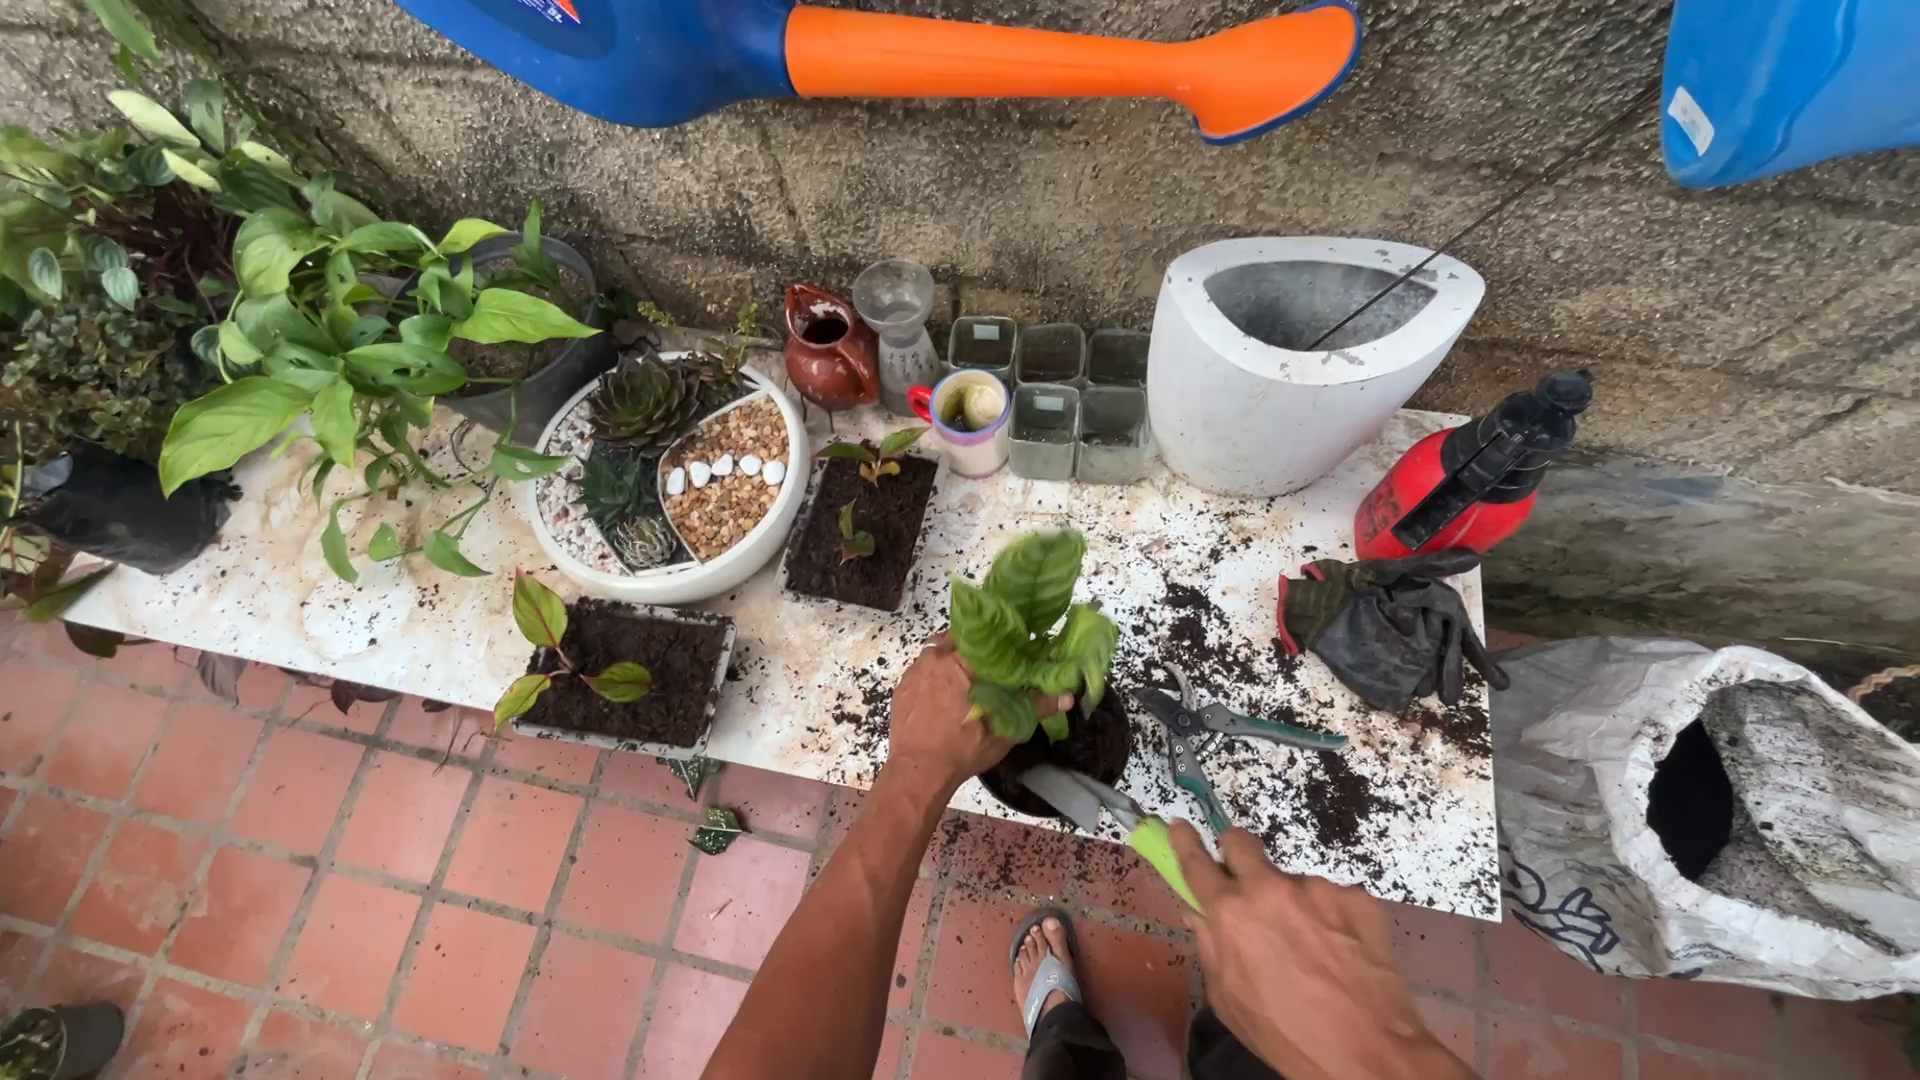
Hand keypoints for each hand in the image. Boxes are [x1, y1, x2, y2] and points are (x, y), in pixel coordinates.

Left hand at [884, 634, 1068, 797]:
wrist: (918, 771)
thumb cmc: (964, 748)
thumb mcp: (1006, 729)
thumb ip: (1035, 707)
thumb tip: (1067, 696)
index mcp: (965, 661)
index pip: (986, 634)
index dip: (999, 639)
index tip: (1009, 645)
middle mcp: (938, 657)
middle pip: (961, 638)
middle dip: (976, 647)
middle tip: (989, 662)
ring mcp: (916, 670)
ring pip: (939, 651)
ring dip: (953, 658)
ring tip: (966, 676)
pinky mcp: (903, 686)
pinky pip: (922, 669)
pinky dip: (934, 675)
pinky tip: (942, 693)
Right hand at [1169, 823, 1472, 1079]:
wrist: (1371, 1056)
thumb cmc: (1287, 1035)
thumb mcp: (1228, 1000)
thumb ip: (1208, 946)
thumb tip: (1198, 912)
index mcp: (1230, 913)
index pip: (1196, 862)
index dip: (1184, 840)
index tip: (1180, 826)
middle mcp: (1268, 889)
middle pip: (1240, 841)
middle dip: (1236, 854)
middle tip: (1247, 882)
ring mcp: (1316, 889)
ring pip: (1291, 881)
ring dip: (1292, 902)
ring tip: (1312, 946)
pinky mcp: (1356, 897)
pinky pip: (1333, 898)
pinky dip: (1331, 918)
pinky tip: (1342, 950)